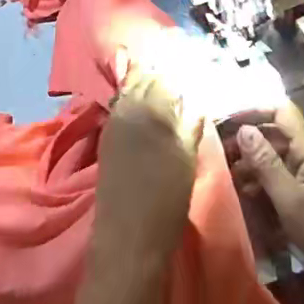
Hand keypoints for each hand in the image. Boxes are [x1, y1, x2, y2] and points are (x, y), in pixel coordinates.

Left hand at [93, 66, 202, 269]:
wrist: (128, 237)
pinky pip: (122, 106)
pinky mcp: (106, 138)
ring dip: (145, 82)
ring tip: (166, 83)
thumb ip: (190, 123)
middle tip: (181, 71)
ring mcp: (113, 122)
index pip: (166, 75)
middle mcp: (127, 107)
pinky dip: (134, 99)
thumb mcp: (187, 157)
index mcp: (152, 109)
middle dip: (161, 71)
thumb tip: (196, 98)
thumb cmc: (166, 198)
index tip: (194, 65)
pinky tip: (148, 106)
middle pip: (144, 77)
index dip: (181, 69)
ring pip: (130, 90)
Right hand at [228, 103, 303, 300]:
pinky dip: (266, 181)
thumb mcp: (290, 200)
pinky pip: (286, 177)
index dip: (252, 112)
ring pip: (279, 157)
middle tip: (219, 154)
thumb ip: (265, 163)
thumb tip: (243, 129)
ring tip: (228, 177)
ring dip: (254, 163)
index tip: (225, 124)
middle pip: (277, 133)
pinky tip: (247, 195)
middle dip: (248, 140)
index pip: (280, 111)